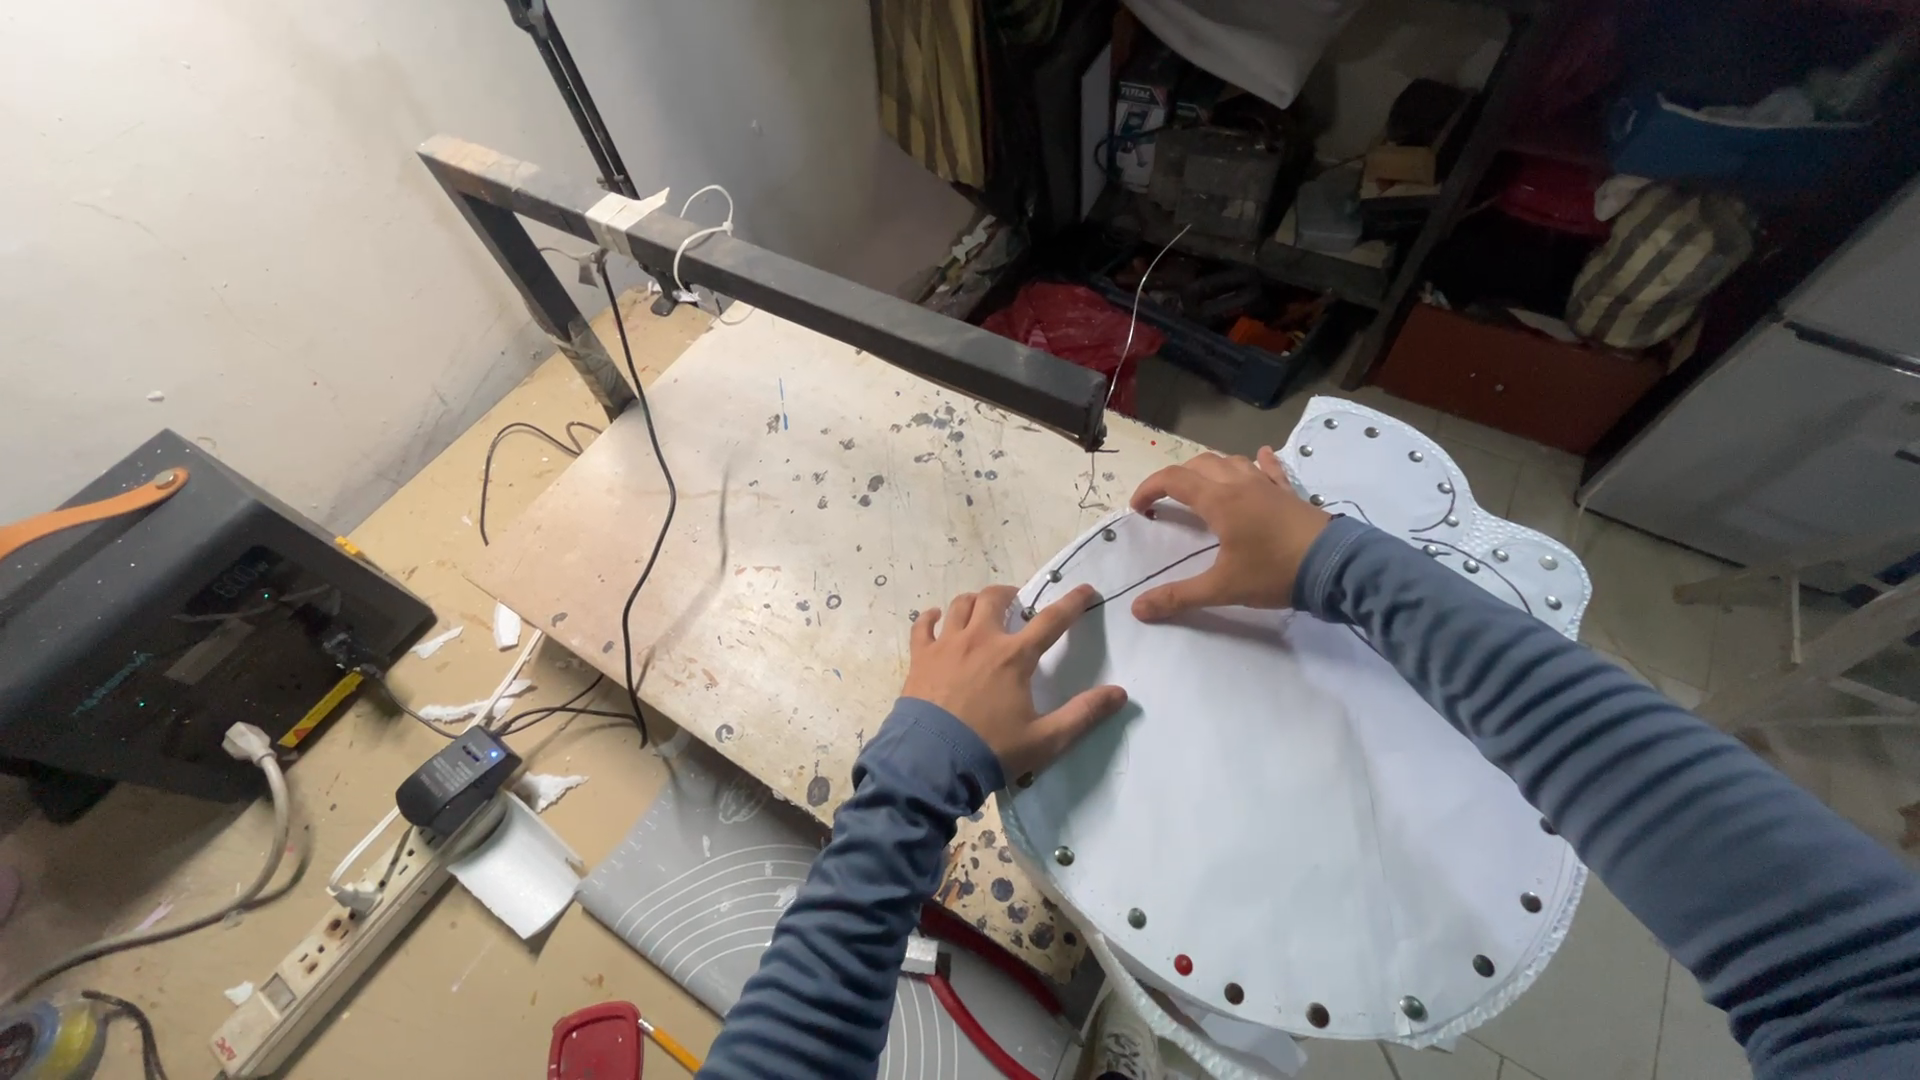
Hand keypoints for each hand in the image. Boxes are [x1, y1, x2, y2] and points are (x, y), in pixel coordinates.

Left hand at [903, 584, 1126, 778]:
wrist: (931, 762)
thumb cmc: (991, 749)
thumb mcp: (1045, 739)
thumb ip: (1083, 714)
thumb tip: (1119, 693)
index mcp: (1014, 657)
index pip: (1051, 620)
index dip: (1072, 603)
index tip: (1084, 589)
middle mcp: (980, 640)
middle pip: (995, 598)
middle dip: (1010, 594)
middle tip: (1017, 604)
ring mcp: (947, 645)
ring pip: (960, 605)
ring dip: (974, 601)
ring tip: (981, 610)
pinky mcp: (921, 657)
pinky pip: (923, 625)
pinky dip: (931, 617)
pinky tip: (936, 618)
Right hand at [1127, 446, 1332, 621]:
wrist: (1337, 566)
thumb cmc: (1274, 572)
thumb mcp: (1222, 588)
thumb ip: (1178, 597)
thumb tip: (1137, 609)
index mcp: (1219, 501)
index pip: (1173, 480)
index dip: (1149, 489)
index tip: (1138, 509)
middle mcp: (1240, 484)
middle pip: (1199, 464)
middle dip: (1176, 478)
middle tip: (1166, 501)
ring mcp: (1268, 484)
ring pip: (1231, 461)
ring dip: (1209, 469)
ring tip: (1201, 487)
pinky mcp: (1289, 493)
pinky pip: (1270, 467)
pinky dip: (1257, 461)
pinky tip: (1259, 456)